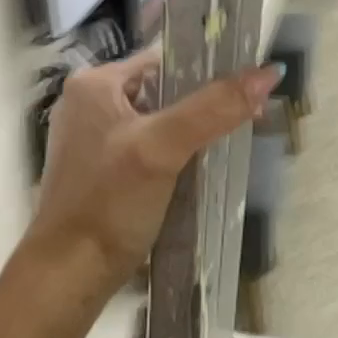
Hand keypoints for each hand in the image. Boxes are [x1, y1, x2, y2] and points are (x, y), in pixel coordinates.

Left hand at [28, 49, 283, 285]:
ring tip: (233, 144)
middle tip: (251, 118)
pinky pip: (152, 149)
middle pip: (166, 90)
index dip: (210, 70)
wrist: (68, 277)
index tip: (250, 87)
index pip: (165, 60)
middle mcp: (89, 105)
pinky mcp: (103, 173)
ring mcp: (94, 141)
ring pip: (161, 121)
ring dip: (196, 131)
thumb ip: (214, 108)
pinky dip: (179, 155)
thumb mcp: (164, 147)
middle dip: (207, 103)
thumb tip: (269, 73)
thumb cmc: (108, 204)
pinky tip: (203, 171)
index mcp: (93, 85)